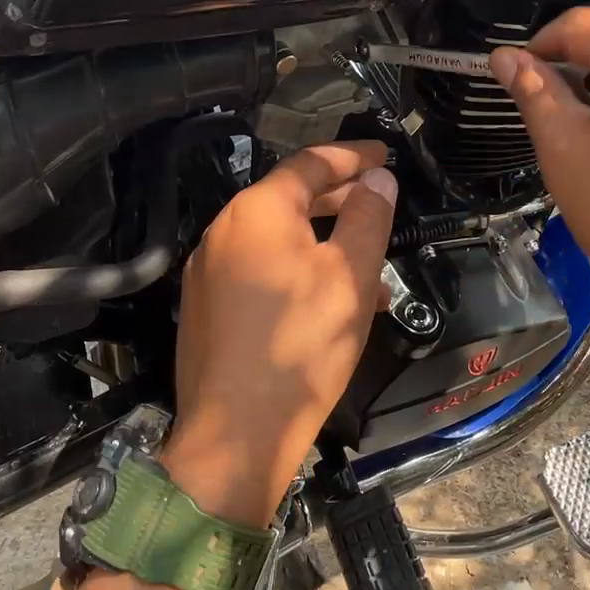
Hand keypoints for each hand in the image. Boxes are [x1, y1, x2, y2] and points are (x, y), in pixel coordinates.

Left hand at [158, 142, 397, 526]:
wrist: (235, 434)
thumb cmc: (302, 345)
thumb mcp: (351, 275)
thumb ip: (367, 217)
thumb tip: (377, 178)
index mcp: (257, 210)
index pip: (310, 163)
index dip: (352, 156)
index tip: (383, 155)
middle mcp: (224, 229)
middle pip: (289, 197)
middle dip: (338, 196)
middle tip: (378, 199)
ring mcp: (209, 270)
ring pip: (277, 238)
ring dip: (323, 239)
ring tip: (367, 260)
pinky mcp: (206, 306)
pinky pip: (260, 269)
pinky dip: (298, 269)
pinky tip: (329, 300)